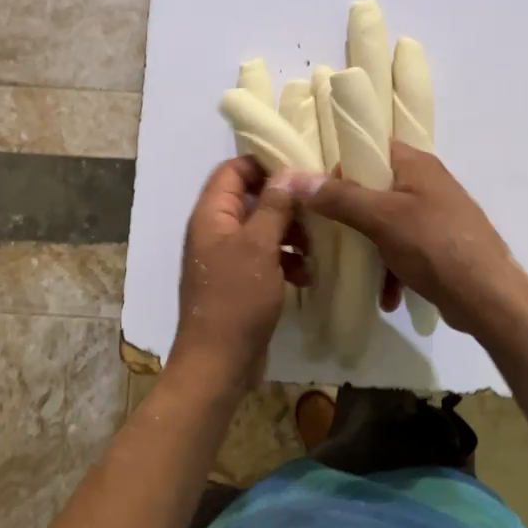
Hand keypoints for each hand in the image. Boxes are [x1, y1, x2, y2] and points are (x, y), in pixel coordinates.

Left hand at [173, 157, 301, 393]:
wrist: (218, 363)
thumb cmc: (236, 299)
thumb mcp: (259, 247)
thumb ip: (273, 206)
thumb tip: (287, 172)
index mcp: (212, 215)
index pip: (232, 170)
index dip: (263, 164)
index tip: (300, 170)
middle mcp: (216, 231)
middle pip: (252, 199)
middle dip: (285, 204)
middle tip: (316, 211)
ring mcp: (227, 258)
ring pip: (263, 230)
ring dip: (291, 235)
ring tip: (314, 249)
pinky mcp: (240, 282)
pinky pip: (266, 258)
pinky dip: (286, 261)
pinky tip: (306, 275)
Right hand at [289, 142, 521, 334]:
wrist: (488, 297)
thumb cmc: (435, 246)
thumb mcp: (381, 219)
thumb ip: (339, 198)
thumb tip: (296, 178)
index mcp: (416, 164)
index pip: (369, 150)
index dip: (340, 168)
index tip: (317, 196)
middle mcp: (427, 183)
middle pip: (374, 189)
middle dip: (349, 215)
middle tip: (325, 236)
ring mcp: (435, 216)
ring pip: (386, 224)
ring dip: (368, 250)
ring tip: (352, 273)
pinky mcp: (439, 246)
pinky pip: (403, 250)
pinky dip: (391, 270)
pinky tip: (385, 297)